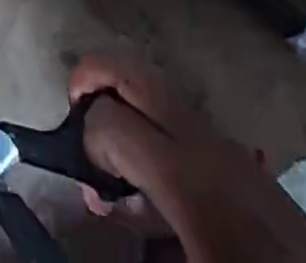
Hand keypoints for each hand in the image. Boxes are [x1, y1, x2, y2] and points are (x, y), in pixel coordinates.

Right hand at [70, 53, 305, 262]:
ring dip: (120, 100)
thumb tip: (100, 201)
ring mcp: (224, 144)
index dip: (82, 138)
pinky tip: (145, 188)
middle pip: (136, 73)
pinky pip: (179, 120)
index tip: (84, 180)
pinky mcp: (236, 158)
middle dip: (92, 75)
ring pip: (158, 89)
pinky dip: (147, 126)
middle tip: (69, 111)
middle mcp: (206, 143)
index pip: (113, 119)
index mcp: (189, 178)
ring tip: (106, 159)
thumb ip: (134, 232)